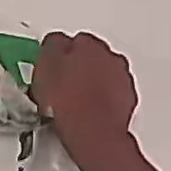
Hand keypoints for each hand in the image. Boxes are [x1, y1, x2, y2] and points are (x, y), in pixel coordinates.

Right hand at [32, 31, 138, 164]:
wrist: (91, 131)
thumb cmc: (68, 100)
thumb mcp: (44, 66)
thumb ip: (50, 47)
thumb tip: (53, 44)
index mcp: (89, 44)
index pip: (73, 40)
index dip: (59, 54)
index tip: (51, 66)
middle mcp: (110, 57)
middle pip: (92, 56)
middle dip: (78, 67)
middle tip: (60, 84)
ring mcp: (121, 79)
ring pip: (104, 74)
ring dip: (91, 83)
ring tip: (72, 101)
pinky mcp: (127, 100)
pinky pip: (112, 94)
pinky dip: (101, 99)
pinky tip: (86, 111)